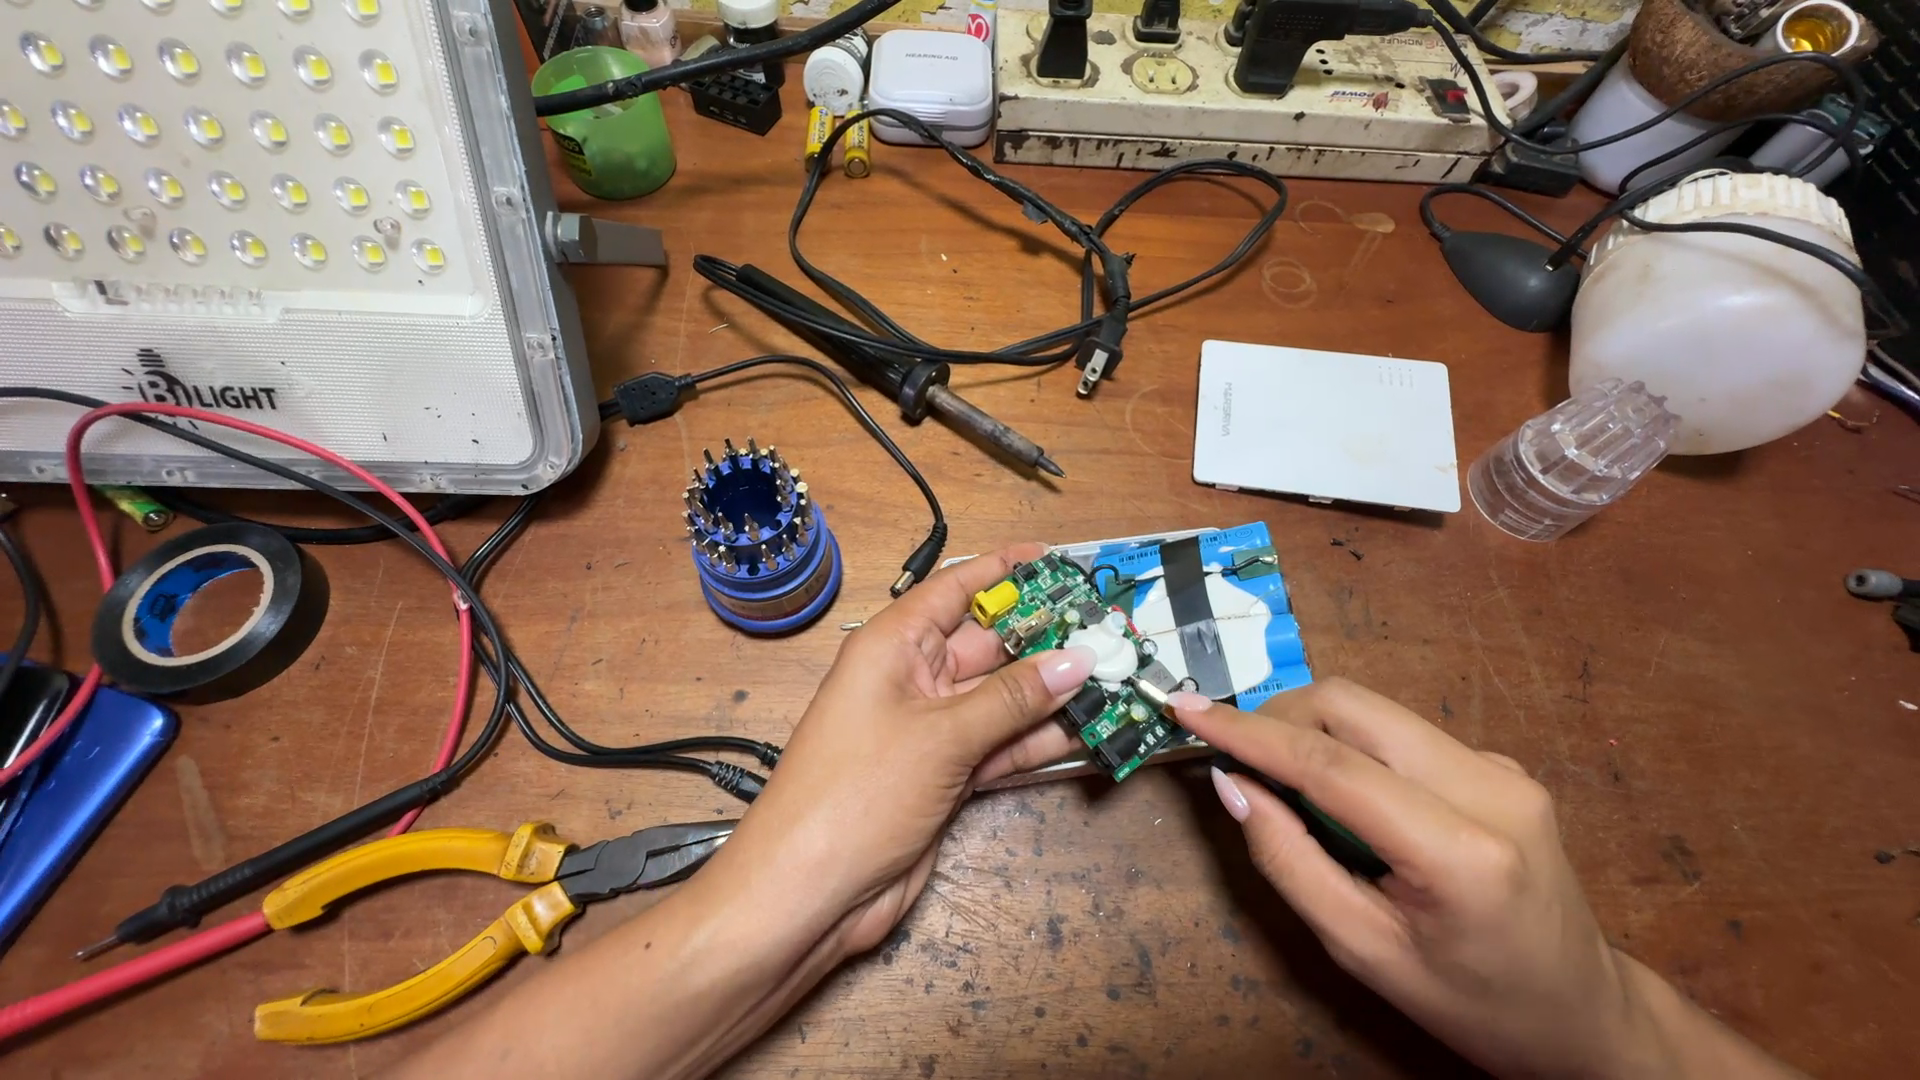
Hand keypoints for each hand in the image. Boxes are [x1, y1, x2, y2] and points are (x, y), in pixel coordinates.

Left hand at [716, 542, 1093, 957]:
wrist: (810, 892)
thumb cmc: (859, 791)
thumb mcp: (940, 735)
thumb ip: (1012, 699)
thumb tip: (1078, 658)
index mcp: (894, 645)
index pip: (954, 589)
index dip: (1003, 570)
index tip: (1054, 558)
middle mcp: (913, 679)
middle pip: (987, 644)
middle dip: (1043, 636)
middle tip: (1106, 628)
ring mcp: (931, 729)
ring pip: (1000, 697)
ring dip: (1050, 691)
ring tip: (1111, 675)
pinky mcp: (945, 774)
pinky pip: (998, 744)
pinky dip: (1036, 739)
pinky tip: (1084, 729)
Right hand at [1169, 680, 1661, 1079]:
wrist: (1585, 1016)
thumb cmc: (1468, 1001)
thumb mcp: (1360, 950)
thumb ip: (1287, 859)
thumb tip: (1233, 782)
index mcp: (1460, 849)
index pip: (1329, 763)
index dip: (1247, 731)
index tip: (1186, 708)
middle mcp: (1488, 785)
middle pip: (1349, 705)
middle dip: (1277, 718)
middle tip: (1240, 759)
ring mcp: (1499, 767)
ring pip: (1370, 708)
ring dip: (1310, 730)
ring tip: (1288, 784)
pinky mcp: (1496, 764)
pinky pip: (1394, 730)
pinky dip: (1349, 746)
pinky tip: (1349, 800)